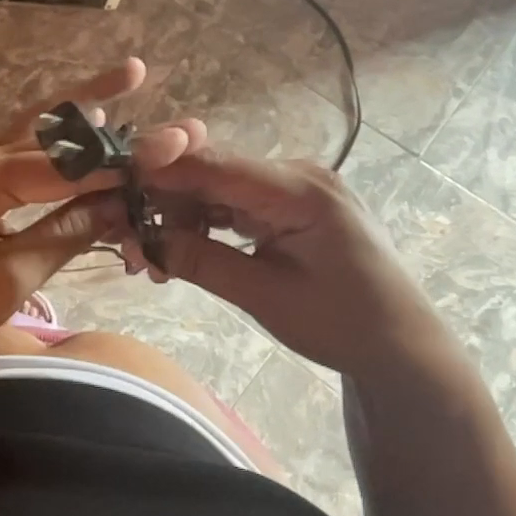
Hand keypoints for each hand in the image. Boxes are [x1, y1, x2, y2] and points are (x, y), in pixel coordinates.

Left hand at [0, 59, 206, 356]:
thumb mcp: (14, 276)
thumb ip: (67, 232)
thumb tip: (122, 202)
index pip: (63, 165)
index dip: (119, 157)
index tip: (174, 143)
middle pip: (50, 129)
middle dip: (101, 107)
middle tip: (143, 75)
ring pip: (37, 125)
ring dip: (80, 102)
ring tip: (126, 74)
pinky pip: (27, 146)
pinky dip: (61, 131)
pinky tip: (90, 116)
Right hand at [133, 150, 454, 376]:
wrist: (404, 352)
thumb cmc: (343, 325)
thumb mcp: (263, 295)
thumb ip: (199, 260)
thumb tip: (139, 240)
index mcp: (300, 190)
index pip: (211, 163)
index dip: (156, 171)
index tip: (110, 190)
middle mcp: (296, 175)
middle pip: (208, 173)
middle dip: (161, 204)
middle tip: (126, 244)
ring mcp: (294, 189)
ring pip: (214, 189)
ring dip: (177, 219)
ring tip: (149, 260)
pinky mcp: (289, 207)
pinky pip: (232, 204)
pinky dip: (202, 226)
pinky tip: (178, 252)